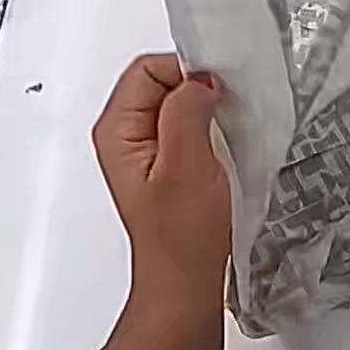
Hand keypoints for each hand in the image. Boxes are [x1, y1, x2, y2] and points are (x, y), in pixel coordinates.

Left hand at [91, 55, 229, 349]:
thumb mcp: (186, 165)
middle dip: (199, 89)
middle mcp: (128, 135)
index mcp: (119, 129)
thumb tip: (201, 79)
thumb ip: (187, 112)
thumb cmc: (183, 234)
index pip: (149, 69)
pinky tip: (229, 144)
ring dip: (209, 110)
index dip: (187, 72)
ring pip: (179, 105)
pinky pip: (190, 127)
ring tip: (231, 130)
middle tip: (229, 112)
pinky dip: (212, 127)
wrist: (187, 279)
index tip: (221, 92)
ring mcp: (149, 150)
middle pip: (163, 83)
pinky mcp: (171, 164)